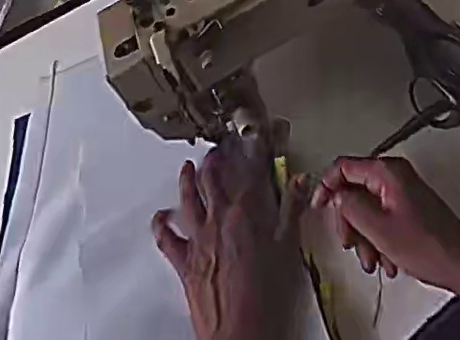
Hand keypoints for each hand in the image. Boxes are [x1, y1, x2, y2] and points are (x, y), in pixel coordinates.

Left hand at [153, 135, 308, 339]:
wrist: (242, 332)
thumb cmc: (266, 295)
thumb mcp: (288, 246)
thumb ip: (292, 209)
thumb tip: (300, 182)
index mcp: (246, 211)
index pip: (250, 171)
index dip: (254, 152)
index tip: (257, 139)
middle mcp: (219, 218)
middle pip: (214, 179)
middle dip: (216, 160)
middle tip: (219, 149)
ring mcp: (200, 239)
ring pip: (189, 200)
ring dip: (188, 180)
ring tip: (188, 167)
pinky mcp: (185, 262)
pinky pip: (168, 240)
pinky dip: (162, 226)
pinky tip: (160, 217)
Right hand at [311, 155, 459, 292]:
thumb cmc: (429, 245)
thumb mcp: (378, 228)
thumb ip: (351, 206)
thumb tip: (338, 196)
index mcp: (387, 171)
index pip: (345, 166)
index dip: (328, 185)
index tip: (320, 204)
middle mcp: (395, 174)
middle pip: (355, 189)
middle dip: (350, 220)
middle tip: (351, 242)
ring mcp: (402, 190)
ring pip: (367, 206)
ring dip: (365, 235)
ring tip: (374, 258)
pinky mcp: (408, 206)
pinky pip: (382, 216)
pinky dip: (379, 237)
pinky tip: (386, 258)